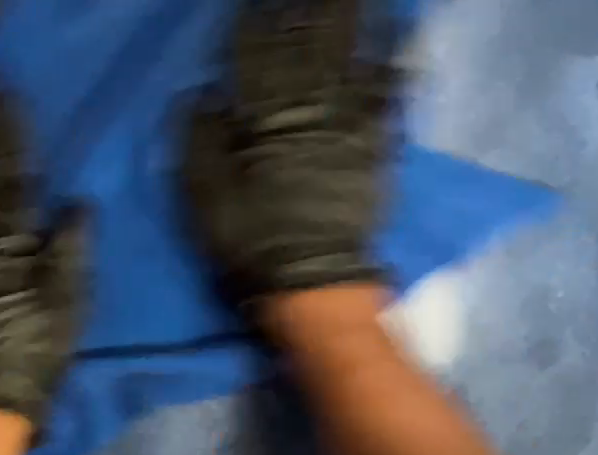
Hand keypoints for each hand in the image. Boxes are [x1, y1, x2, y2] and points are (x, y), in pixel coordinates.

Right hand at [181, 0, 402, 311]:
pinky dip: (393, 53)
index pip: (253, 49)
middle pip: (306, 35)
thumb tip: (204, 97)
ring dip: (350, 15)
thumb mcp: (205, 200)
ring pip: (350, 48)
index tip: (252, 5)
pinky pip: (388, 84)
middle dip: (303, 6)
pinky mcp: (375, 139)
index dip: (252, 20)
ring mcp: (346, 118)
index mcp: (261, 115)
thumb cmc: (251, 243)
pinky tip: (397, 28)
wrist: (313, 283)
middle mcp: (306, 104)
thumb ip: (200, 142)